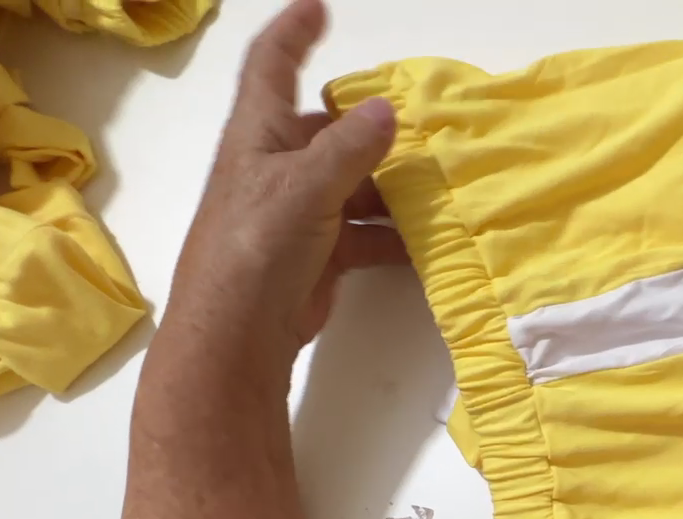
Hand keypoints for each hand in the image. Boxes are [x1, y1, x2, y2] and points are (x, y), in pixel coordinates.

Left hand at [162, 0, 405, 363]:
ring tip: (437, 192)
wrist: (245, 322)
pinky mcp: (323, 250)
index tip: (319, 6)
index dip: (293, 31)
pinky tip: (425, 242)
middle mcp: (282, 164)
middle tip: (422, 132)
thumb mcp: (304, 185)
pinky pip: (366, 232)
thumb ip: (348, 149)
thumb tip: (387, 110)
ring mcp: (304, 210)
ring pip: (357, 186)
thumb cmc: (259, 242)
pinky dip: (394, 237)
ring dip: (392, 191)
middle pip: (331, 133)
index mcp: (263, 132)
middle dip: (372, 131)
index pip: (273, 66)